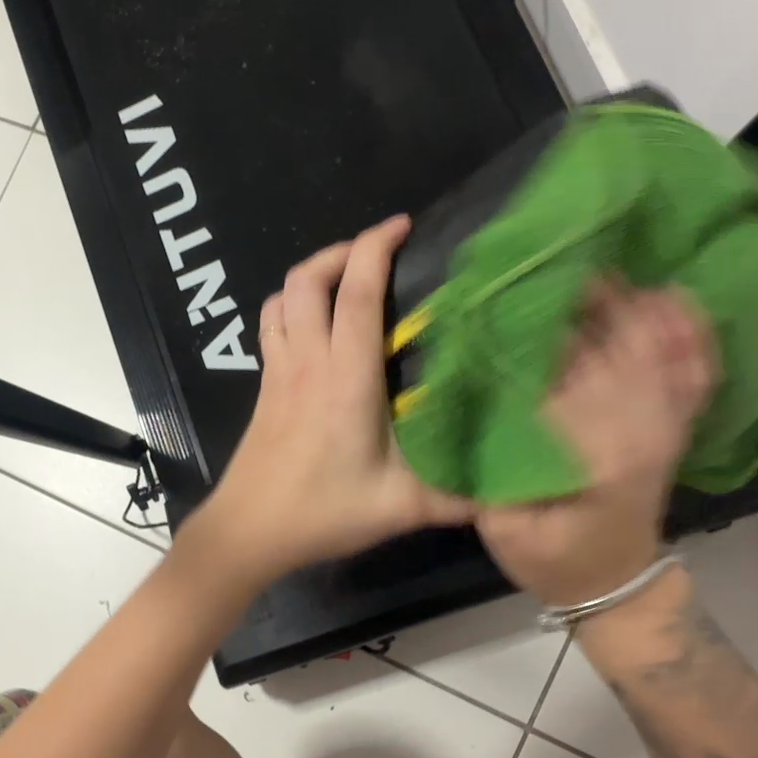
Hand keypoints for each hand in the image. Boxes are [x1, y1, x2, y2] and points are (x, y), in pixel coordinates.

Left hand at [186, 216, 473, 586]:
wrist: (247, 532)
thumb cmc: (321, 514)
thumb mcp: (399, 509)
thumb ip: (457, 497)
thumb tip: (510, 488)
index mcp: (345, 379)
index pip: (354, 294)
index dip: (374, 248)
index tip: (401, 226)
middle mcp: (307, 363)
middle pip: (306, 280)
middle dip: (340, 250)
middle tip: (378, 252)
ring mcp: (278, 373)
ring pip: (280, 299)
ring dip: (310, 275)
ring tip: (345, 280)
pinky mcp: (263, 390)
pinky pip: (270, 326)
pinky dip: (290, 307)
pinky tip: (314, 326)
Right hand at [476, 281, 714, 605]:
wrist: (614, 584)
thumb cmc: (551, 560)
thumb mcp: (504, 523)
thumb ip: (495, 464)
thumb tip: (479, 396)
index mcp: (596, 451)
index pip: (564, 373)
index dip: (538, 330)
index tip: (510, 294)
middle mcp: (642, 427)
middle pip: (613, 346)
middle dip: (585, 299)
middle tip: (551, 259)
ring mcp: (668, 424)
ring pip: (656, 347)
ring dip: (631, 303)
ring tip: (599, 265)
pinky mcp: (677, 426)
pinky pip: (695, 370)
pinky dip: (690, 331)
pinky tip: (671, 296)